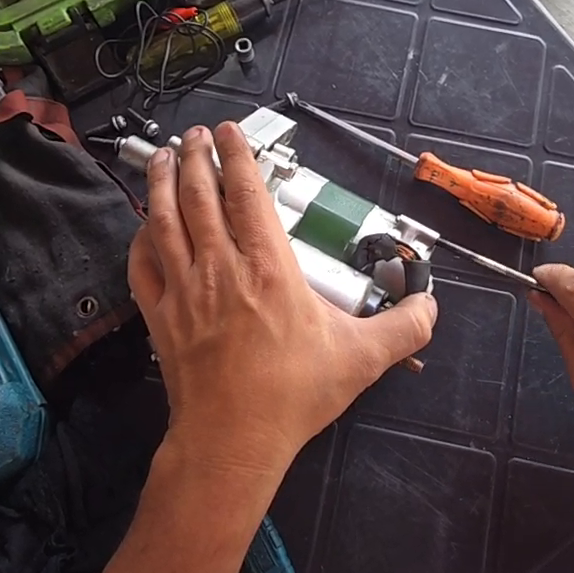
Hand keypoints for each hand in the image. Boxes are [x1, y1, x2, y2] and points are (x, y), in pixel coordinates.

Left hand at [128, 123, 436, 478]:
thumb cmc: (292, 394)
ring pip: (164, 219)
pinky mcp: (160, 315)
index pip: (246, 192)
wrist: (232, 440)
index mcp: (268, 266)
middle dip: (194, 156)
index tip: (229, 132)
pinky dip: (141, 236)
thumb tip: (432, 306)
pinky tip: (145, 224)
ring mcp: (184, 289)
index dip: (236, 155)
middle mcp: (221, 267)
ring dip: (162, 181)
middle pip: (199, 194)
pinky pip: (142, 263)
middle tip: (195, 135)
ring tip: (162, 156)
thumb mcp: (361, 358)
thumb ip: (403, 328)